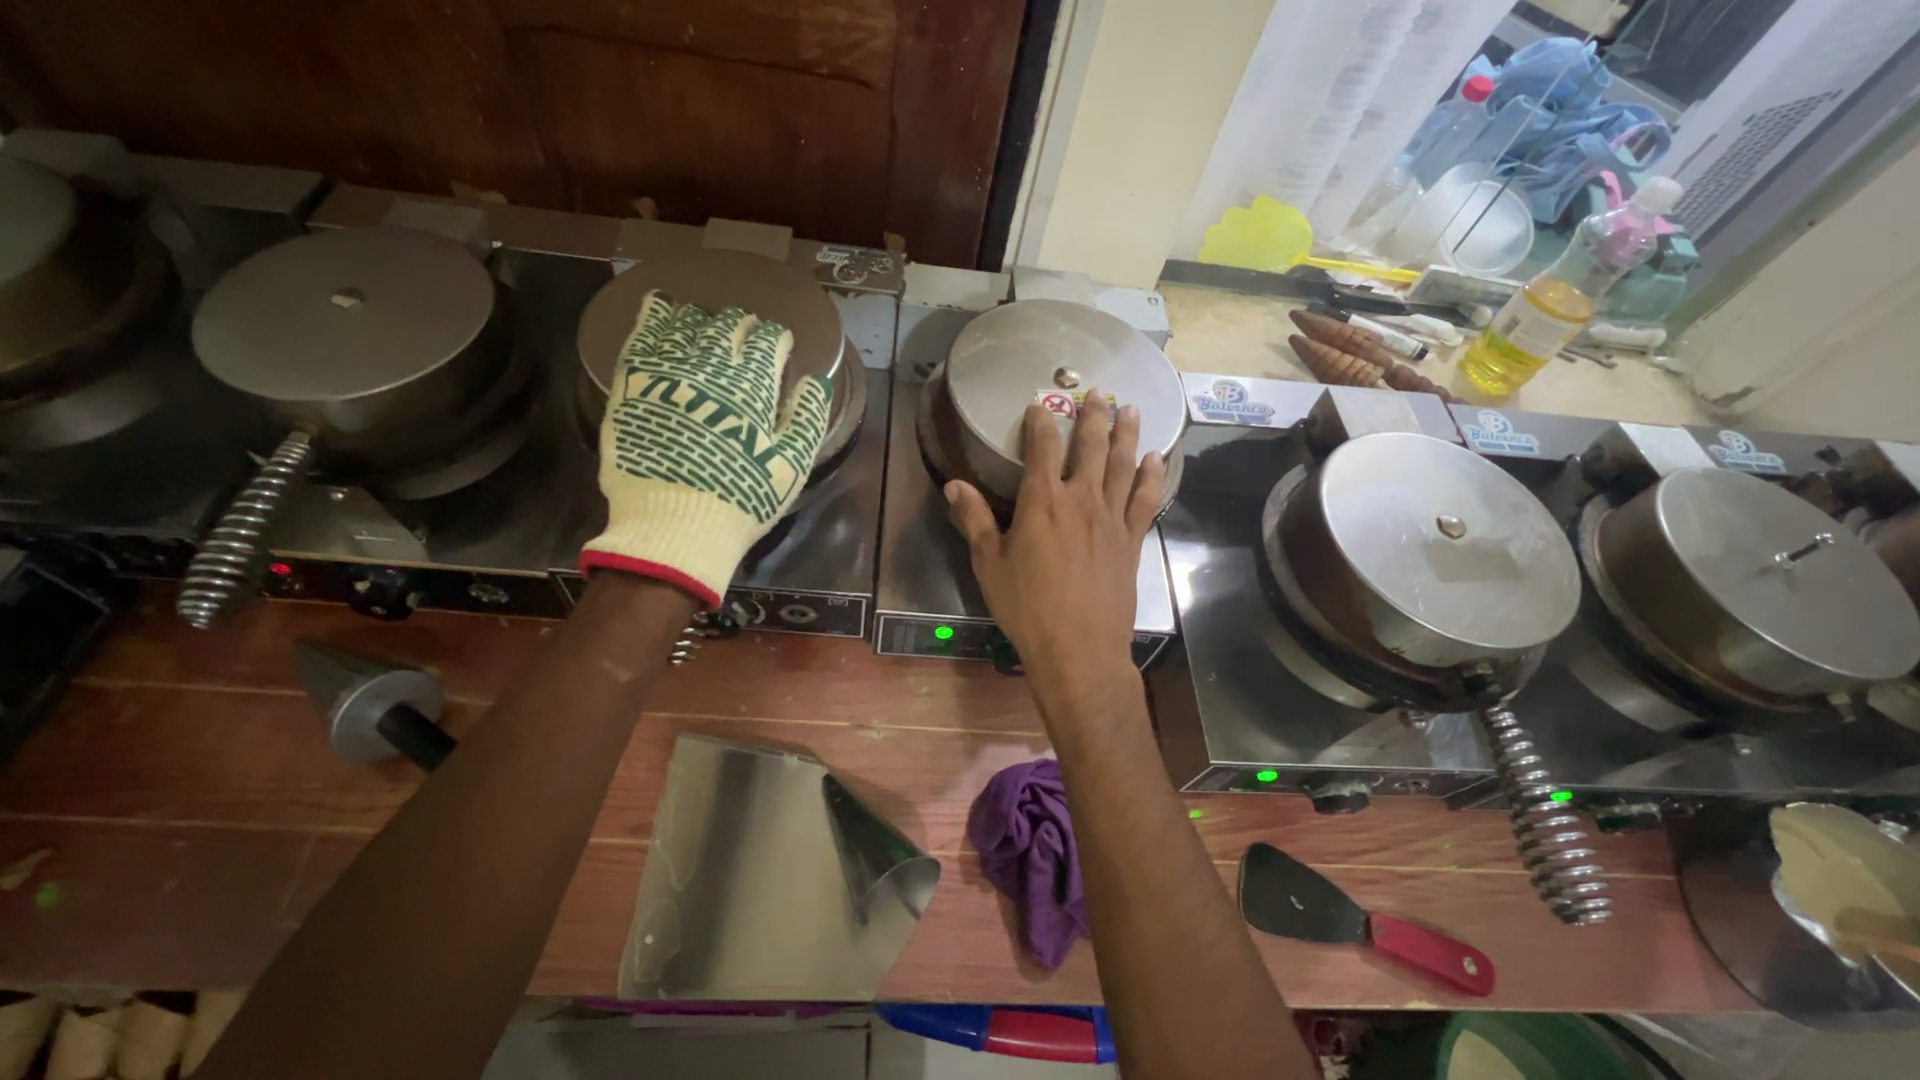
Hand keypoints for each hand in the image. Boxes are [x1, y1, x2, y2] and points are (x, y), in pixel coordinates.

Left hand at [580, 290, 832, 608]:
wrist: (674, 525)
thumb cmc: (740, 500)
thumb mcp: (791, 467)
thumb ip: (806, 418)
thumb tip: (815, 380)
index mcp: (754, 388)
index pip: (769, 342)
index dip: (777, 338)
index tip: (779, 343)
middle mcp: (711, 369)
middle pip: (728, 327)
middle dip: (741, 323)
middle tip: (744, 330)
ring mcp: (668, 374)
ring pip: (686, 326)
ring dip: (701, 318)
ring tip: (704, 319)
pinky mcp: (633, 386)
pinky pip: (641, 338)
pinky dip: (652, 318)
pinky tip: (657, 306)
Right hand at [945, 390, 1166, 707]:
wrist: (1078, 647)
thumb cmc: (1026, 607)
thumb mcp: (989, 564)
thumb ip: (975, 519)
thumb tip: (954, 485)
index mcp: (1042, 502)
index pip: (1042, 448)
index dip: (1041, 422)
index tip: (1040, 405)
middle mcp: (1081, 500)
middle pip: (1091, 446)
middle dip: (1094, 415)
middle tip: (1098, 391)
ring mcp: (1111, 519)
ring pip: (1124, 465)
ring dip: (1128, 434)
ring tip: (1132, 409)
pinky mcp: (1132, 540)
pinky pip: (1146, 499)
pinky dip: (1152, 476)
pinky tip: (1156, 460)